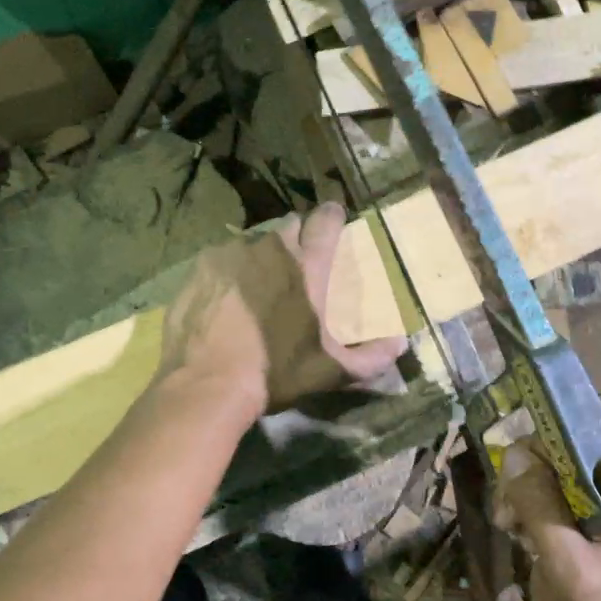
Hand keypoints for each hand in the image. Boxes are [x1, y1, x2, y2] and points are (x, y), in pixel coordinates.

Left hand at [159, 202, 407, 415]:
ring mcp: (230, 255)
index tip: (335, 218)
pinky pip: (219, 260)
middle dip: (296, 237)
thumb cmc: (275, 373)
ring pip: (251, 242)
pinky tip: (224, 298)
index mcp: (306, 266)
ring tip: (256, 284)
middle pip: (288, 226)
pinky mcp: (199, 269)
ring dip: (258, 256)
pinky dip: (226, 273)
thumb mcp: (330, 372)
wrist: (206, 384)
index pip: (326, 221)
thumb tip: (401, 345)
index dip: (333, 217)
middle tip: (296, 263)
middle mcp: (269, 248)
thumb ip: (370, 358)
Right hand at [497, 443, 600, 600]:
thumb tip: (512, 456)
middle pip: (552, 442)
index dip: (545, 452)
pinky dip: (516, 499)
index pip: (580, 433)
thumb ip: (541, 507)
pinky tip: (515, 527)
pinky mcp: (572, 495)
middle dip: (525, 476)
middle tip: (511, 514)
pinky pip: (531, 476)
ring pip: (535, 459)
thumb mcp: (567, 561)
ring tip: (512, 525)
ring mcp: (593, 481)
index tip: (522, 489)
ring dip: (515, 490)